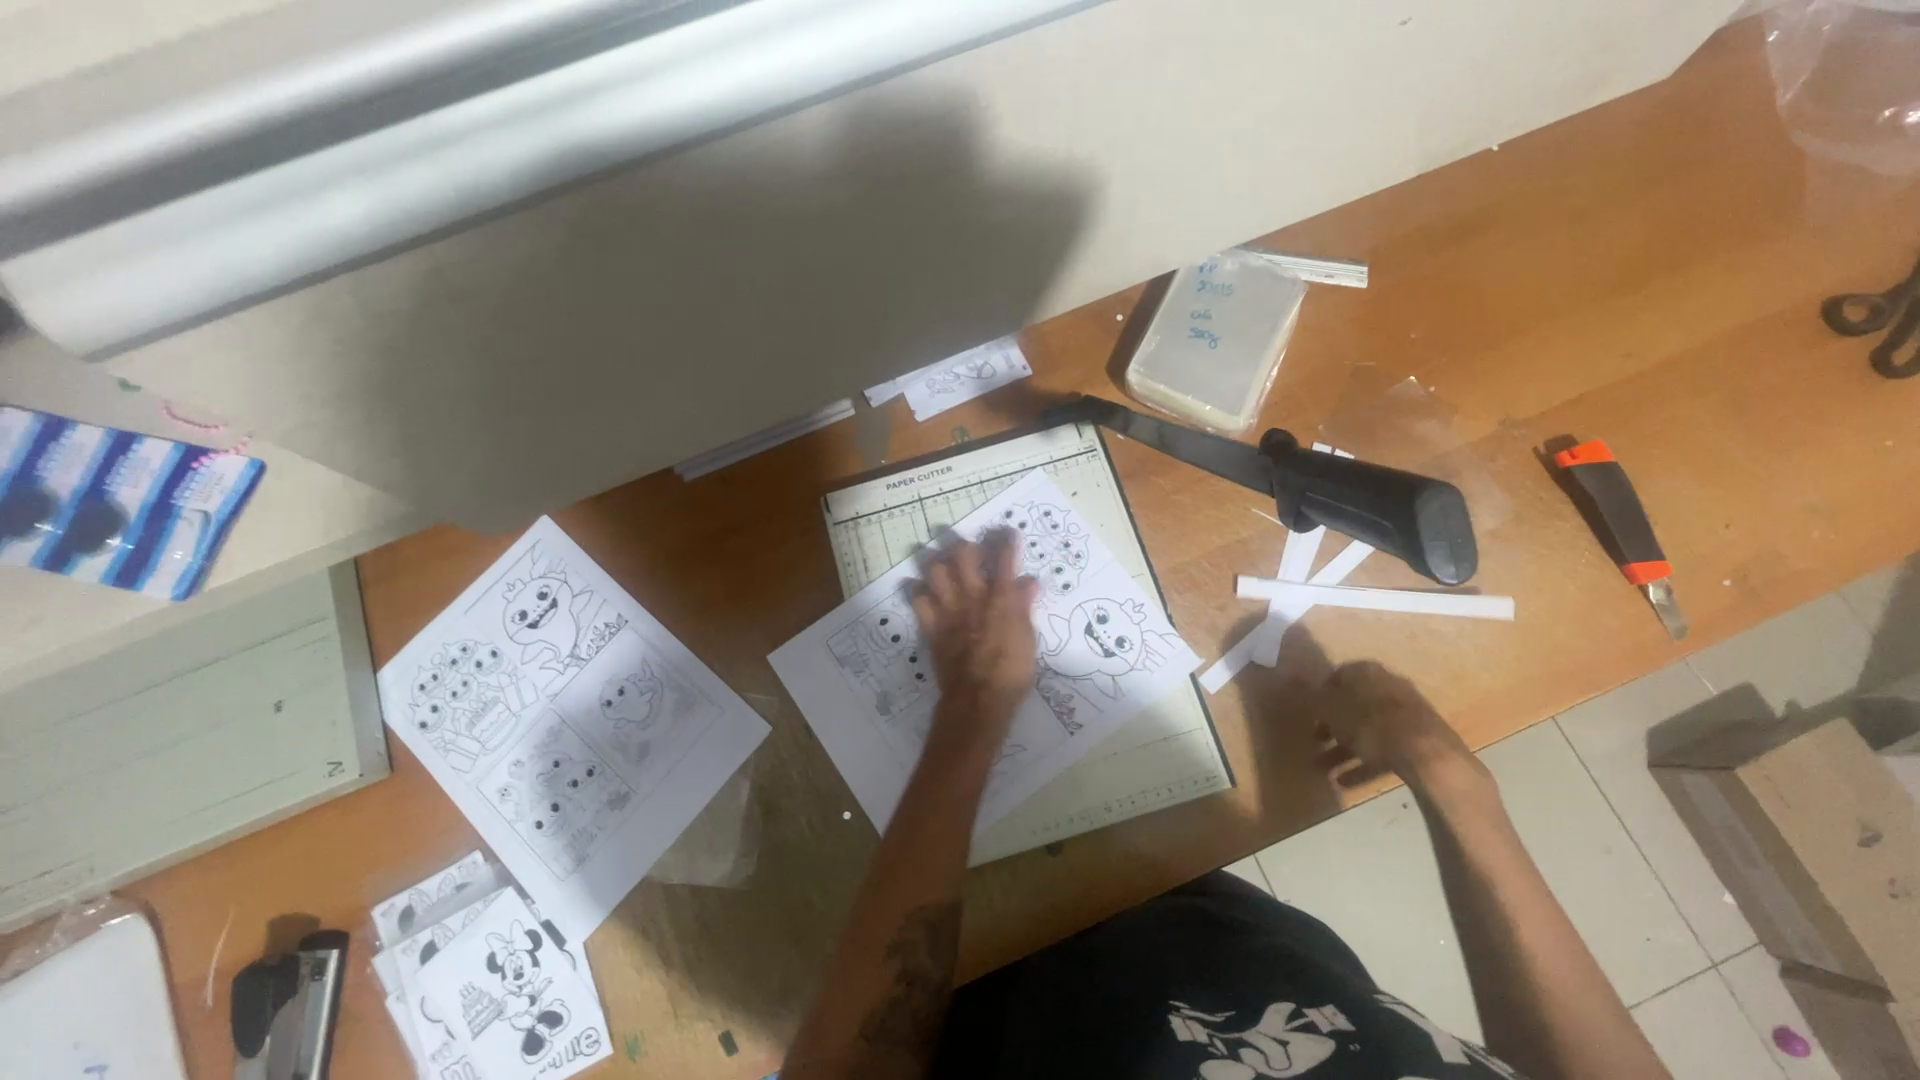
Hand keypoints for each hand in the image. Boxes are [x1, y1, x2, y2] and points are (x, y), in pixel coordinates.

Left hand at [911, 528, 1039, 734]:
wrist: (979, 699)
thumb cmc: (1012, 672)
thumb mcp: (1028, 638)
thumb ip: (1024, 606)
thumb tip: (1028, 582)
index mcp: (1001, 597)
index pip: (1004, 557)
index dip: (1005, 540)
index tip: (1006, 533)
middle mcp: (973, 596)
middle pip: (963, 554)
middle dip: (966, 545)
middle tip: (970, 550)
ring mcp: (948, 609)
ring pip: (934, 570)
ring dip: (937, 561)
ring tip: (942, 563)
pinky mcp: (931, 626)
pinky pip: (917, 599)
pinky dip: (918, 591)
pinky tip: (923, 590)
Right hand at [1310, 661, 1483, 791]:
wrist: (1428, 755)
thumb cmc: (1371, 726)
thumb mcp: (1332, 711)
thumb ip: (1314, 698)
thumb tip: (1299, 683)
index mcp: (1367, 673)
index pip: (1337, 676)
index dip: (1320, 694)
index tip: (1309, 712)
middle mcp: (1387, 687)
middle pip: (1352, 706)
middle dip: (1331, 727)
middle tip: (1315, 742)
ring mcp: (1405, 714)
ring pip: (1367, 730)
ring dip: (1343, 750)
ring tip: (1324, 770)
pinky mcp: (1416, 739)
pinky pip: (1383, 748)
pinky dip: (1364, 763)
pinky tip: (1346, 782)